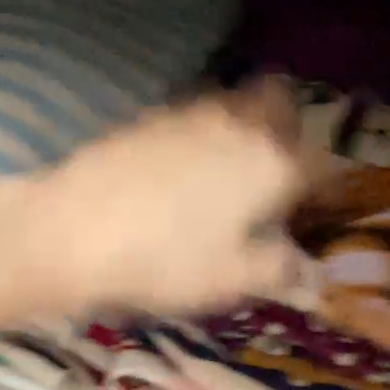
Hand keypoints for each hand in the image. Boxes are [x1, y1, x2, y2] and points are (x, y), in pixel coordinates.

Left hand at [0, 78, 306, 342]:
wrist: (67, 232)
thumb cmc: (160, 262)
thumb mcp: (227, 280)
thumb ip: (275, 269)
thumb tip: (305, 269)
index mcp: (271, 162)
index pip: (319, 164)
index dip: (321, 187)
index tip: (313, 208)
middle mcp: (237, 125)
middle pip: (279, 109)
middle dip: (284, 133)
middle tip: (271, 171)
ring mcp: (187, 115)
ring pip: (232, 108)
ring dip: (239, 131)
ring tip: (223, 175)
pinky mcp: (144, 120)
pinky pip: (189, 121)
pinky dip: (195, 139)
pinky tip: (174, 175)